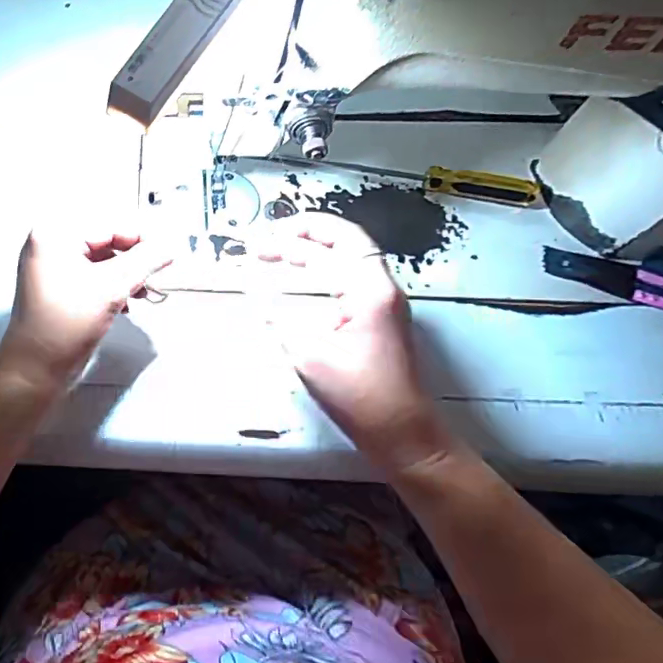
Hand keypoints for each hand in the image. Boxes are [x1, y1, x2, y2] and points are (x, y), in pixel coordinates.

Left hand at [0, 226, 172, 398]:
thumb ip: (144, 262)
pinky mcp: (55, 289)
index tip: (166, 253)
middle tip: (157, 275)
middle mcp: (48, 245)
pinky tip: (126, 303)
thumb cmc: (65, 325)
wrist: (34, 371)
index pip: (108, 225)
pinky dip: (110, 287)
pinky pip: (90, 277)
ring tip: (144, 292)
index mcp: (54, 235)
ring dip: (125, 275)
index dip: (140, 239)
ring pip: (99, 261)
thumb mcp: (112, 288)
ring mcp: (49, 268)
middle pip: (104, 242)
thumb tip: (168, 247)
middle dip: (133, 260)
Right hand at [253, 213, 465, 476]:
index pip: (327, 253)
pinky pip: (355, 271)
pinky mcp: (382, 314)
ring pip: (354, 253)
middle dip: (310, 229)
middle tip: (275, 232)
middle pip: (349, 239)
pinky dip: (329, 261)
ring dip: (321, 243)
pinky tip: (309, 271)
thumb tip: (263, 303)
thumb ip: (284, 324)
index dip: (289, 245)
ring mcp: (385, 300)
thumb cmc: (361, 398)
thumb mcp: (312, 359)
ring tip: (287, 243)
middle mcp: (382, 287)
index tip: (259, 248)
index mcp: (369, 293)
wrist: (403, 432)